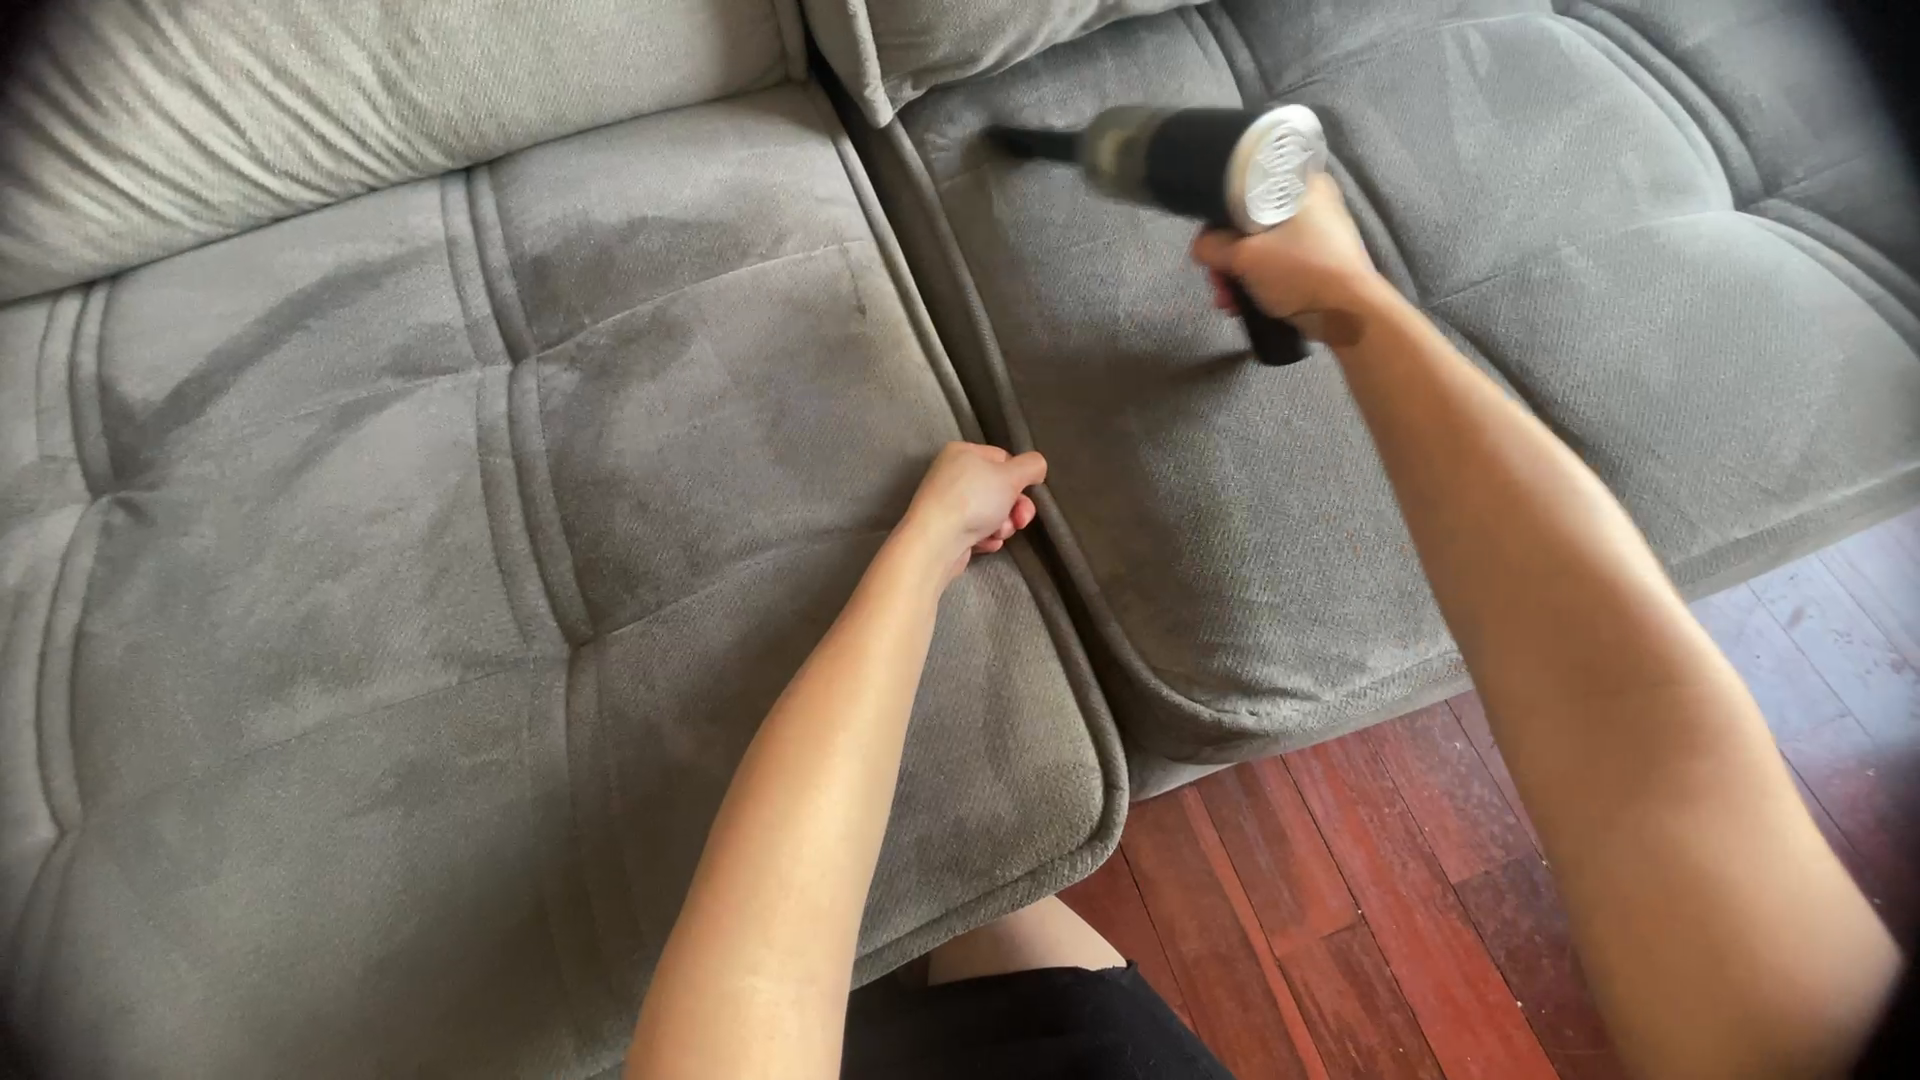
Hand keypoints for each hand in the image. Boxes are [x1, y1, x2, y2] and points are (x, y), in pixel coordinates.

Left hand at [900, 442, 1046, 580]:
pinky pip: (977, 530)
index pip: (1003, 458)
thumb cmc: (973, 500)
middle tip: (1020, 520)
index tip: (1027, 491)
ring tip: (997, 533)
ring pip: (991, 512)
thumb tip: (1037, 467)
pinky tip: (984, 543)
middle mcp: (952, 474)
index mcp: (962, 452)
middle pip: (999, 489)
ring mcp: (948, 503)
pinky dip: (986, 537)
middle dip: (1014, 507)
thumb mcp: (1011, 476)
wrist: (936, 542)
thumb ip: (1031, 466)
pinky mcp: (947, 530)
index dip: (1019, 477)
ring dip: (1002, 524)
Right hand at [1191, 173, 1387, 342]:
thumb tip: (1199, 246)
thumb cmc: (1299, 272)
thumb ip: (1212, 248)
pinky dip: (1256, 282)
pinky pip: (1275, 264)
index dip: (1219, 220)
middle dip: (1226, 259)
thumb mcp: (1245, 258)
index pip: (1245, 191)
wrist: (1346, 312)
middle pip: (1249, 225)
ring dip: (1236, 276)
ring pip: (1260, 248)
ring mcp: (1315, 232)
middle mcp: (1310, 201)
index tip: (1209, 248)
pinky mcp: (1316, 260)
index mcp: (1300, 184)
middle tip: (1216, 282)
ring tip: (1226, 301)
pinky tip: (1241, 304)